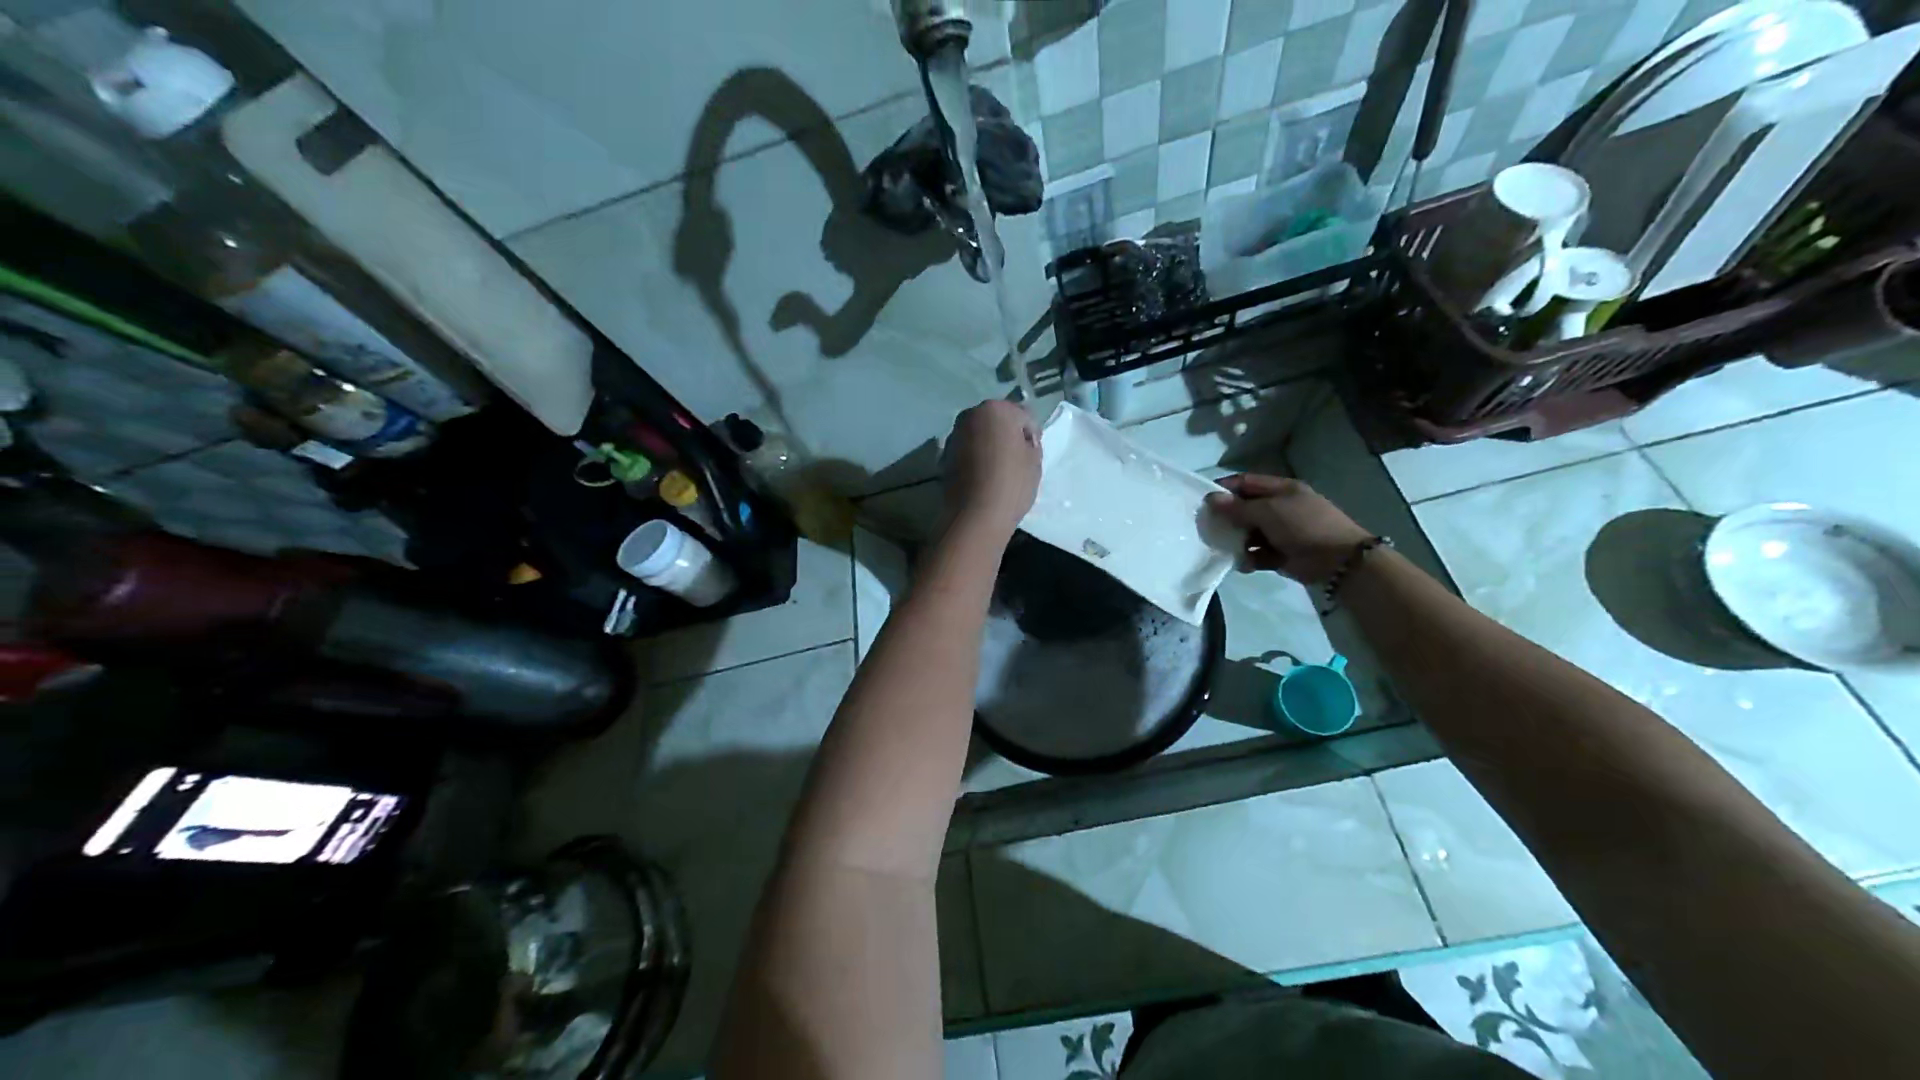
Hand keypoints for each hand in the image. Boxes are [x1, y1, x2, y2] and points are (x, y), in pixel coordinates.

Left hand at [942, 399, 1040, 537]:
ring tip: (998, 468)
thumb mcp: (1034, 460)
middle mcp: (969, 415)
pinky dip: (975, 456)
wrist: (975, 515)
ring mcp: (954, 434)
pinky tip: (983, 475)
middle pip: (996, 421)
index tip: (1033, 452)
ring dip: (989, 444)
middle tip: (1016, 458)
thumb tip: (1020, 441)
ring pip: (979, 434)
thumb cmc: (1011, 483)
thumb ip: (1030, 442)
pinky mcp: (944, 455)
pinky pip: (967, 450)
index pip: (1023, 416)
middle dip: (1007, 434)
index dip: (1031, 434)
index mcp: (995, 409)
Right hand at [1205, 474, 1372, 583]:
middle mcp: (1281, 508)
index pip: (1247, 483)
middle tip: (1207, 527)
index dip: (1225, 489)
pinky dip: (1250, 559)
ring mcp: (1282, 532)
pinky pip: (1259, 554)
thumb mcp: (1268, 511)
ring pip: (1250, 533)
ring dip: (1237, 541)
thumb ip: (1238, 507)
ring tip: (1224, 548)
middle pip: (1246, 509)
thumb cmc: (1303, 525)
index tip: (1204, 500)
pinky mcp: (1282, 554)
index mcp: (1281, 490)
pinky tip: (1244, 564)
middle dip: (1227, 518)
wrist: (1338, 560)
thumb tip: (1210, 499)